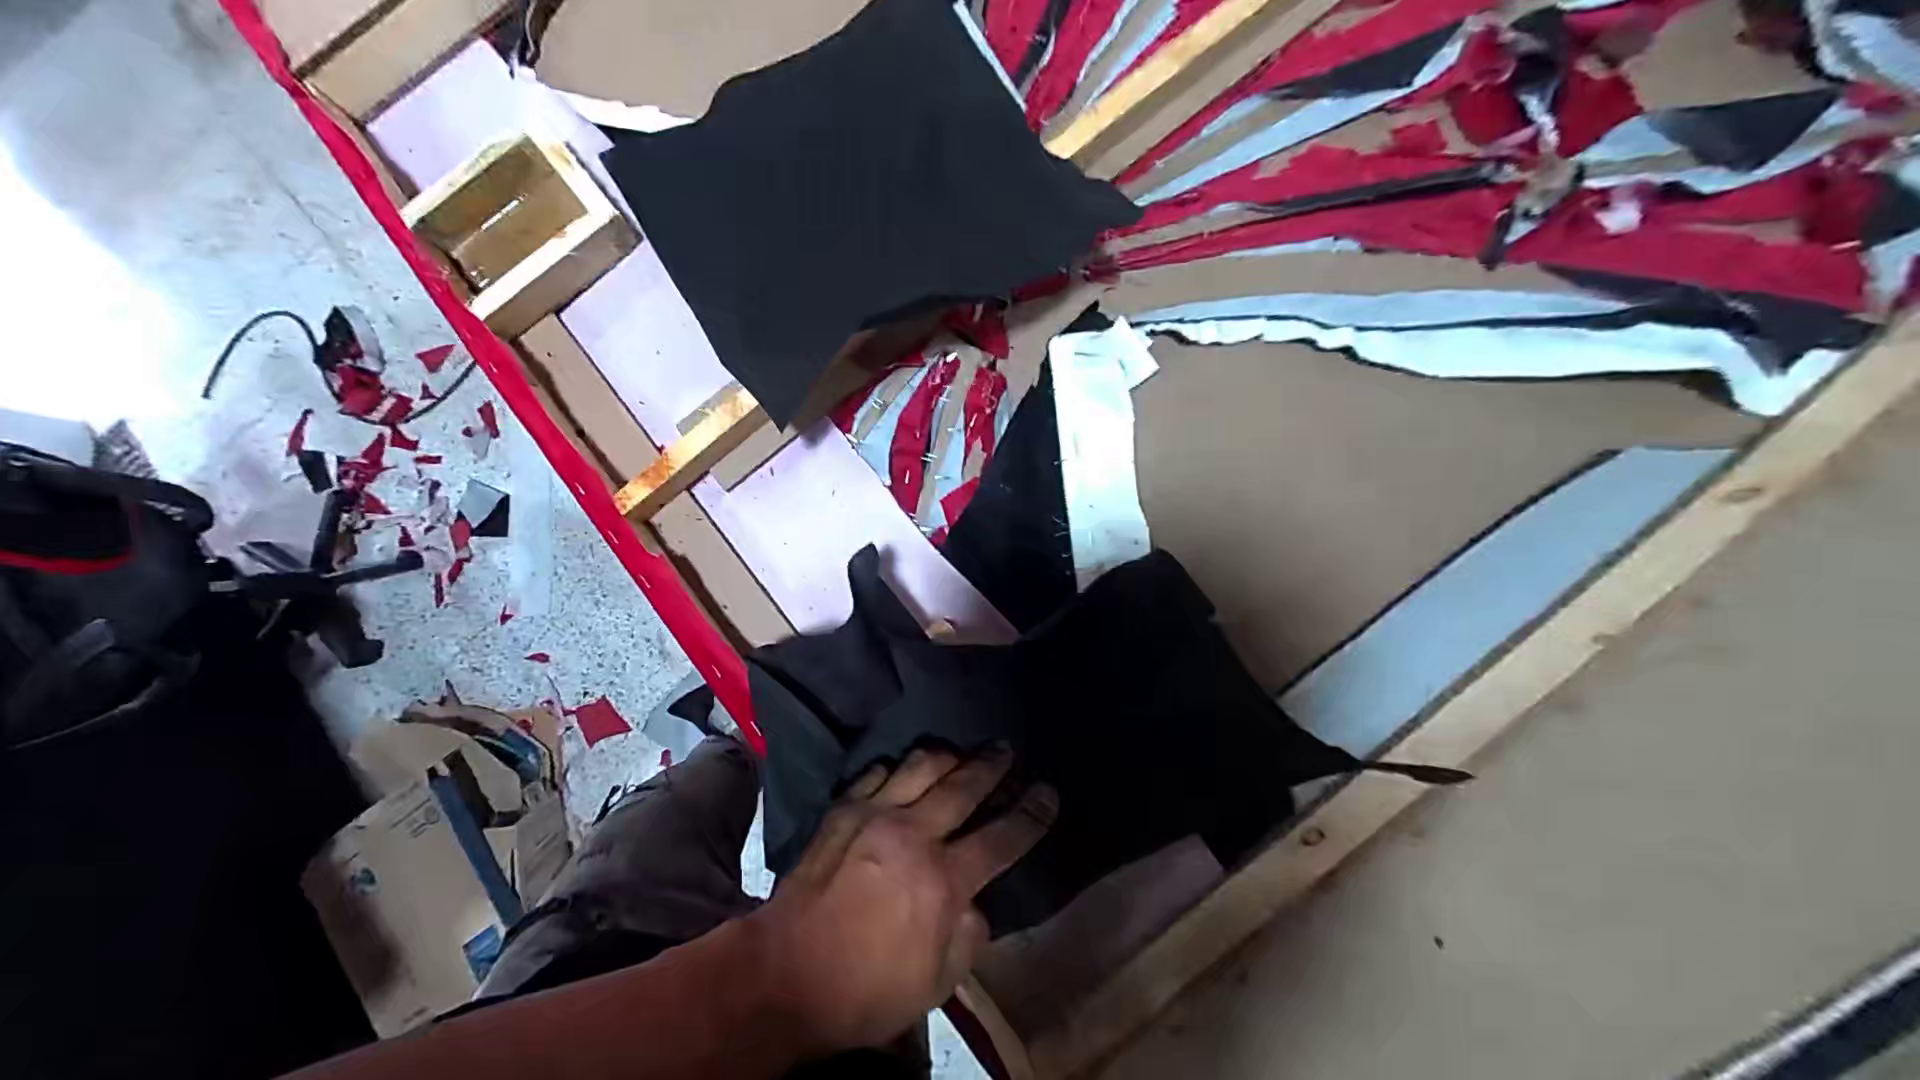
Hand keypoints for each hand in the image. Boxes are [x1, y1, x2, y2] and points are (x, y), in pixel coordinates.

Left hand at [748, 744, 1056, 1053]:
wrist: (785, 974)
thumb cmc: (866, 989)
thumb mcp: (936, 984)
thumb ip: (968, 937)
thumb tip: (974, 904)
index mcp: (944, 879)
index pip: (1002, 838)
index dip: (1031, 814)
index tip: (1048, 793)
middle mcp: (914, 834)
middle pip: (964, 786)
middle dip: (992, 766)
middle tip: (1006, 750)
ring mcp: (874, 814)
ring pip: (920, 766)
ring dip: (947, 755)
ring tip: (959, 751)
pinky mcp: (841, 810)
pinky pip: (875, 774)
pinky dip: (894, 768)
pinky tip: (900, 768)